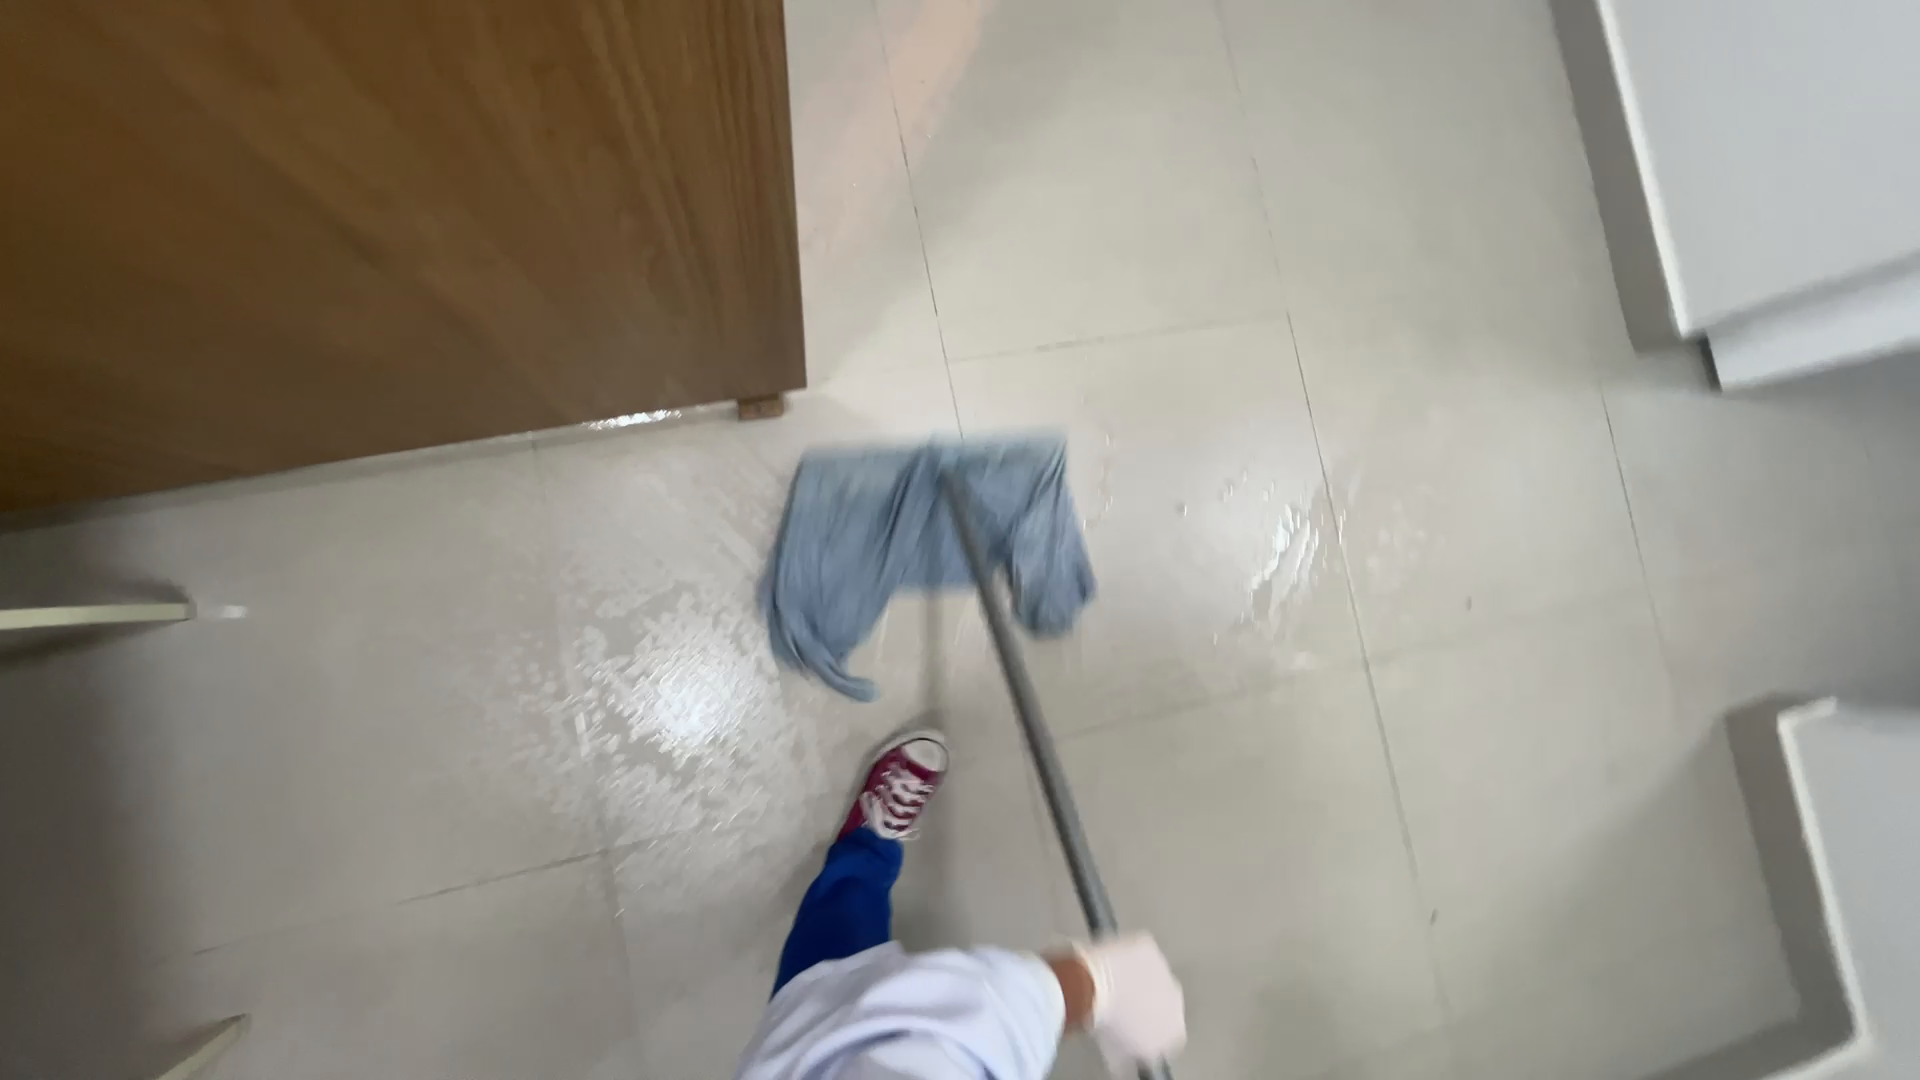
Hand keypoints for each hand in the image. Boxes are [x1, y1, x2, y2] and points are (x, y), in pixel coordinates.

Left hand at [1076, 933, 1184, 1073]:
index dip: (1151, 1028)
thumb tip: (1127, 1063)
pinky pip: (1143, 949)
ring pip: (1155, 973)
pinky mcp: (1149, 945)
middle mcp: (1177, 999)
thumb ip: (1131, 1060)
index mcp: (1174, 1031)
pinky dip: (1131, 952)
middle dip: (1149, 1000)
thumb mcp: (1118, 1055)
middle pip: (1166, 1000)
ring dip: (1141, 975)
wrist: (1093, 986)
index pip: (1170, 1033)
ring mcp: (1164, 968)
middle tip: (1123, 1000)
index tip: (1134, 1025)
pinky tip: (1115, 957)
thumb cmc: (1105, 1023)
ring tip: (1116, 977)